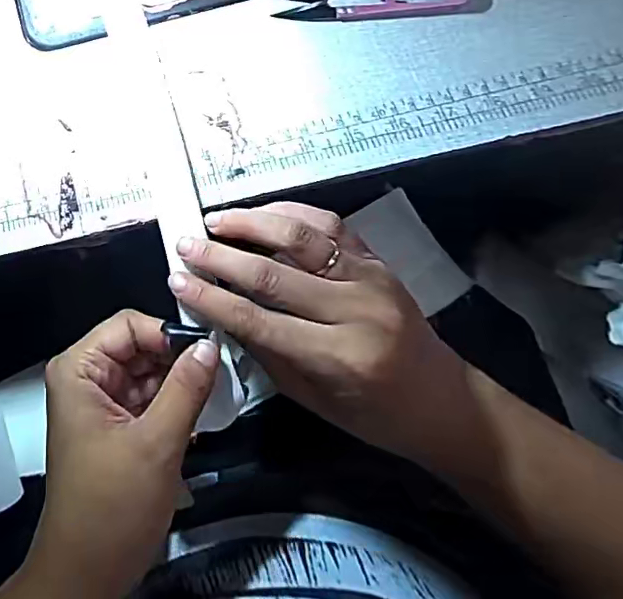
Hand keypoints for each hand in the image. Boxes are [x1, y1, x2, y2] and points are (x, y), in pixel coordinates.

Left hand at [4, 310, 218, 598]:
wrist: (88, 569)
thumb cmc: (110, 508)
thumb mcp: (156, 444)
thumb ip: (185, 389)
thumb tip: (209, 347)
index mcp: (78, 369)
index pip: (127, 325)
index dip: (167, 332)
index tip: (208, 349)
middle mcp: (83, 377)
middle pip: (137, 346)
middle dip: (177, 359)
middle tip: (220, 374)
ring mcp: (98, 401)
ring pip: (146, 373)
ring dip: (179, 383)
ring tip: (215, 396)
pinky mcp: (113, 425)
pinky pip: (146, 399)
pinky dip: (172, 405)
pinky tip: (200, 415)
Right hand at [167, 202, 478, 466]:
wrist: (445, 402)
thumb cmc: (373, 411)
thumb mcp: (311, 396)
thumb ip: (263, 348)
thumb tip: (216, 308)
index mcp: (342, 357)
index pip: (260, 321)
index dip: (212, 299)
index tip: (177, 280)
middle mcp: (359, 312)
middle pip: (274, 274)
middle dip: (221, 257)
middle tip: (186, 245)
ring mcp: (372, 278)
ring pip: (301, 237)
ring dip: (251, 223)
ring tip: (215, 220)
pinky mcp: (377, 259)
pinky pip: (328, 224)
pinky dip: (289, 211)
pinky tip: (259, 212)